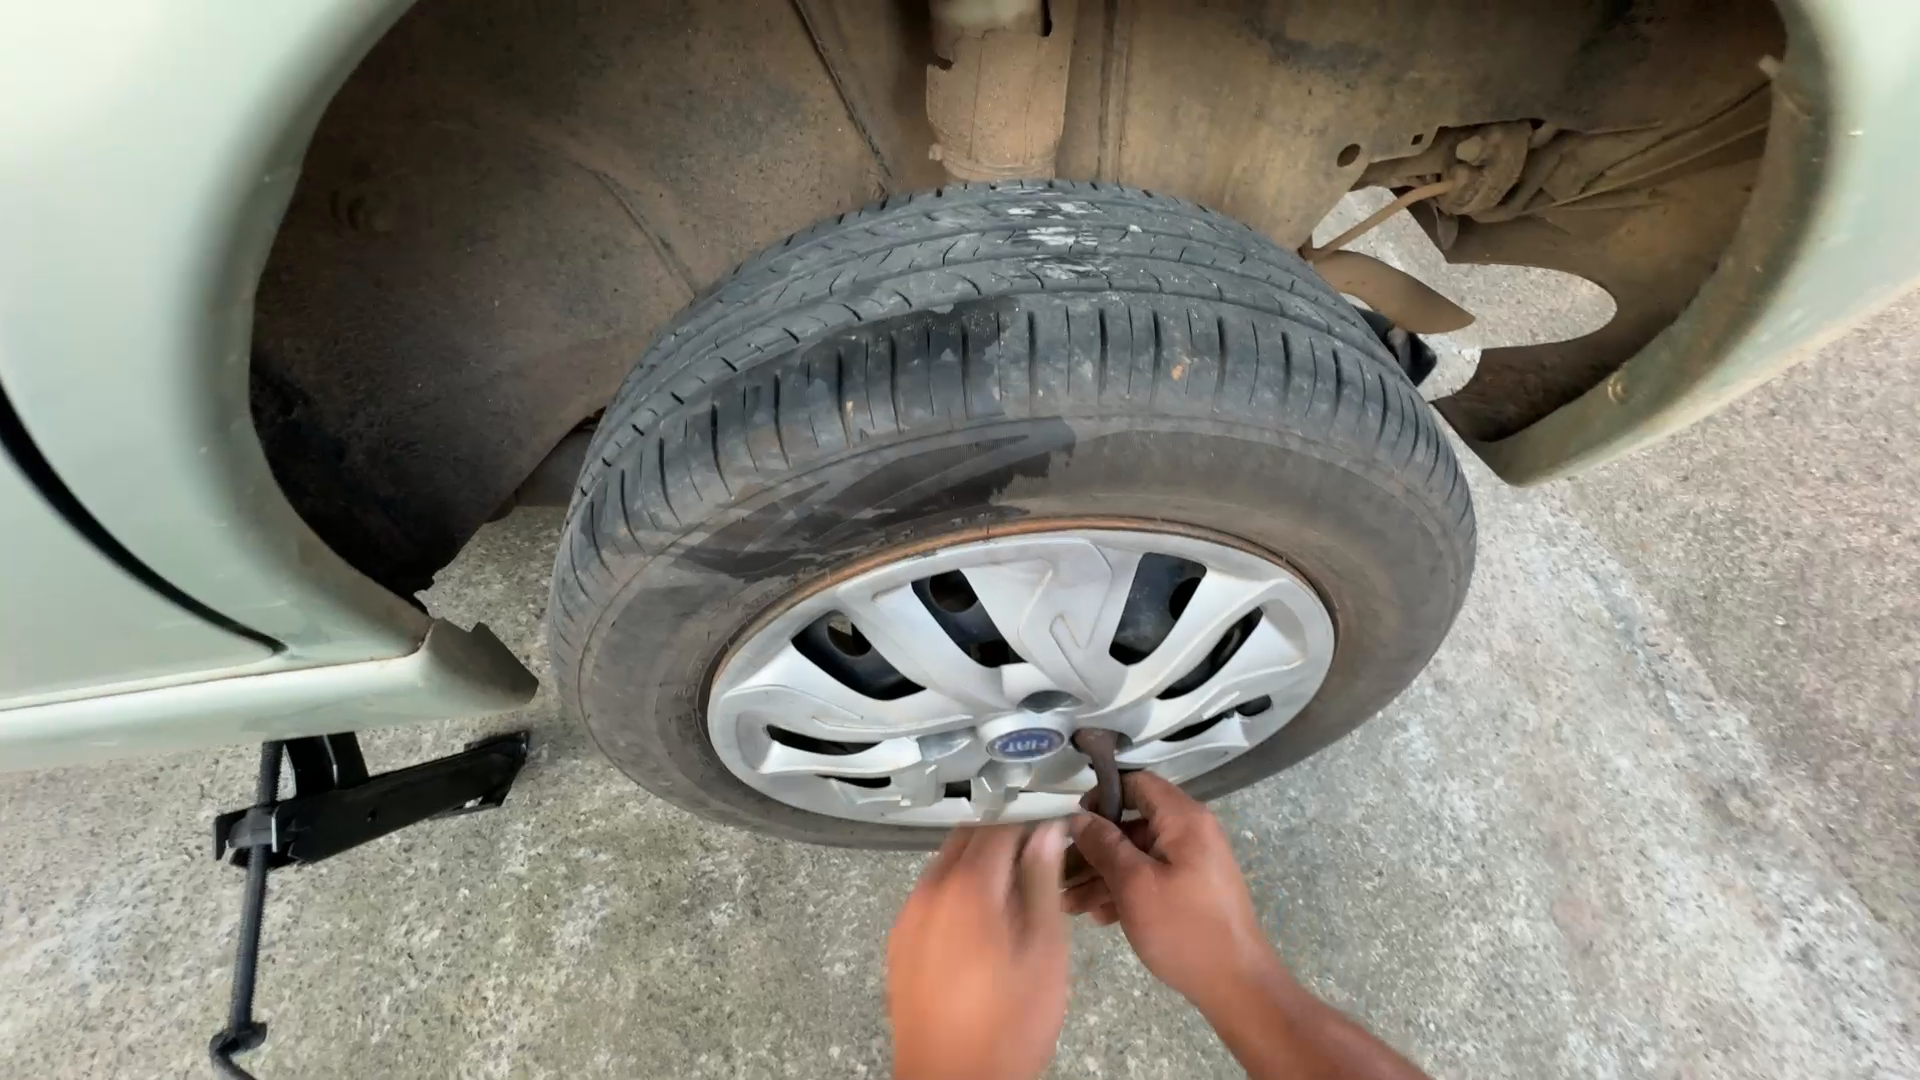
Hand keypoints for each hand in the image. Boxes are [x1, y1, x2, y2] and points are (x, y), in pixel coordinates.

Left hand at [887, 822, 1069, 1079]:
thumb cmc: (1006, 1026)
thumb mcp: (1043, 951)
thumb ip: (1042, 882)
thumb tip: (1047, 834)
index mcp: (967, 886)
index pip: (998, 824)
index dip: (1027, 817)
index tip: (1048, 821)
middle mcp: (930, 889)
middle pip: (967, 835)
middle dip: (1001, 834)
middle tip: (1033, 852)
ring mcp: (910, 914)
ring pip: (946, 862)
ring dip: (977, 860)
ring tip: (1011, 888)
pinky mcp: (900, 939)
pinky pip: (930, 892)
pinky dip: (955, 888)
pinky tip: (980, 918)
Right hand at [1063, 772, 1279, 1009]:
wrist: (1239, 989)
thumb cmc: (1185, 928)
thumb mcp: (1134, 884)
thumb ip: (1103, 845)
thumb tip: (1078, 817)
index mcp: (1183, 819)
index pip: (1137, 783)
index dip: (1103, 795)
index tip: (1075, 820)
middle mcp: (1190, 832)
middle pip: (1132, 825)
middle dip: (1094, 848)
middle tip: (1060, 871)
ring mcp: (1192, 863)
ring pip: (1137, 855)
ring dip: (1102, 875)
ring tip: (1068, 903)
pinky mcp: (1191, 890)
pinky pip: (1151, 877)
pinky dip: (1125, 891)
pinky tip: (1097, 916)